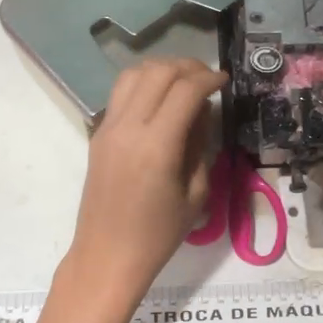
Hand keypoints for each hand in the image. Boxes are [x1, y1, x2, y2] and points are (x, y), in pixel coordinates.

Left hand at [68, 59, 226, 299]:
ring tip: (183, 82)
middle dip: (187, 67)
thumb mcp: (196, 193)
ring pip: (134, 74)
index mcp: (157, 146)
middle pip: (158, 72)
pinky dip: (143, 84)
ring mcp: (108, 128)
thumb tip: (203, 111)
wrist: (107, 255)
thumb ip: (200, 145)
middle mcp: (128, 128)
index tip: (225, 80)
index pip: (185, 90)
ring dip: (162, 69)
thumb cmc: (158, 235)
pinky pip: (120, 93)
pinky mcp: (98, 134)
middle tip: (207, 78)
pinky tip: (160, 100)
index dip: (209, 78)